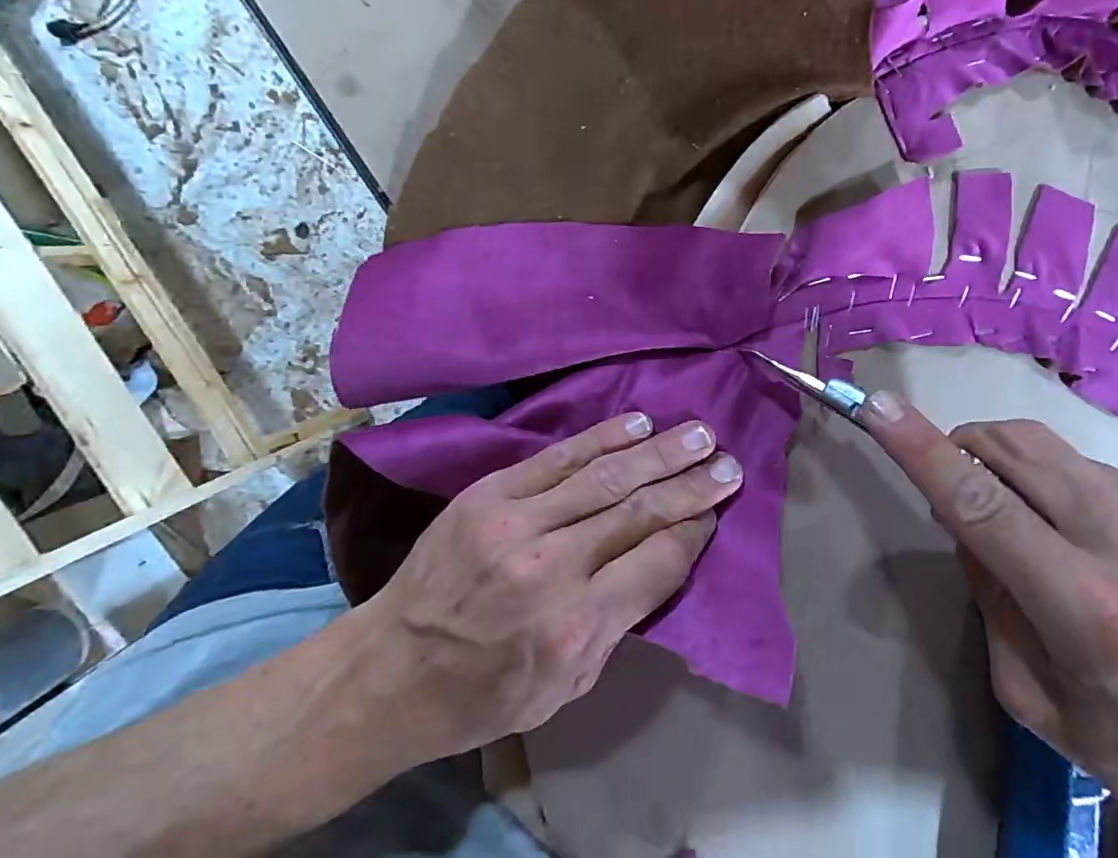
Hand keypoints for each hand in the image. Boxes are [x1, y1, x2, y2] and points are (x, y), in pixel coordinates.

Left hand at [345, 413, 741, 763]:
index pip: (660, 559)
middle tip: (730, 464)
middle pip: (642, 511)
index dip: (696, 530)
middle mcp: (551, 569)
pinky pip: (558, 457)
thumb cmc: (486, 693)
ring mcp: (515, 524)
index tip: (717, 509)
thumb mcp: (570, 684)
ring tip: (702, 433)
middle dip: (694, 484)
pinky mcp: (487, 496)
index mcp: (575, 627)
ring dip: (662, 451)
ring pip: (608, 476)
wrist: (387, 672)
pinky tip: (640, 424)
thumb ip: (624, 618)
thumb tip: (669, 554)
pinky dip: (604, 437)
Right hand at [861, 393, 1117, 857]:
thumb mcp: (1053, 715)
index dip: (921, 449)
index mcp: (1098, 617)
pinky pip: (1113, 480)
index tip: (878, 407)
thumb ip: (997, 610)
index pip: (982, 506)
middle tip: (948, 465)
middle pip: (1023, 451)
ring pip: (1066, 458)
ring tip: (1027, 524)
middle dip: (967, 441)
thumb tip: (971, 529)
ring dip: (1021, 472)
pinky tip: (1096, 546)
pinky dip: (1075, 495)